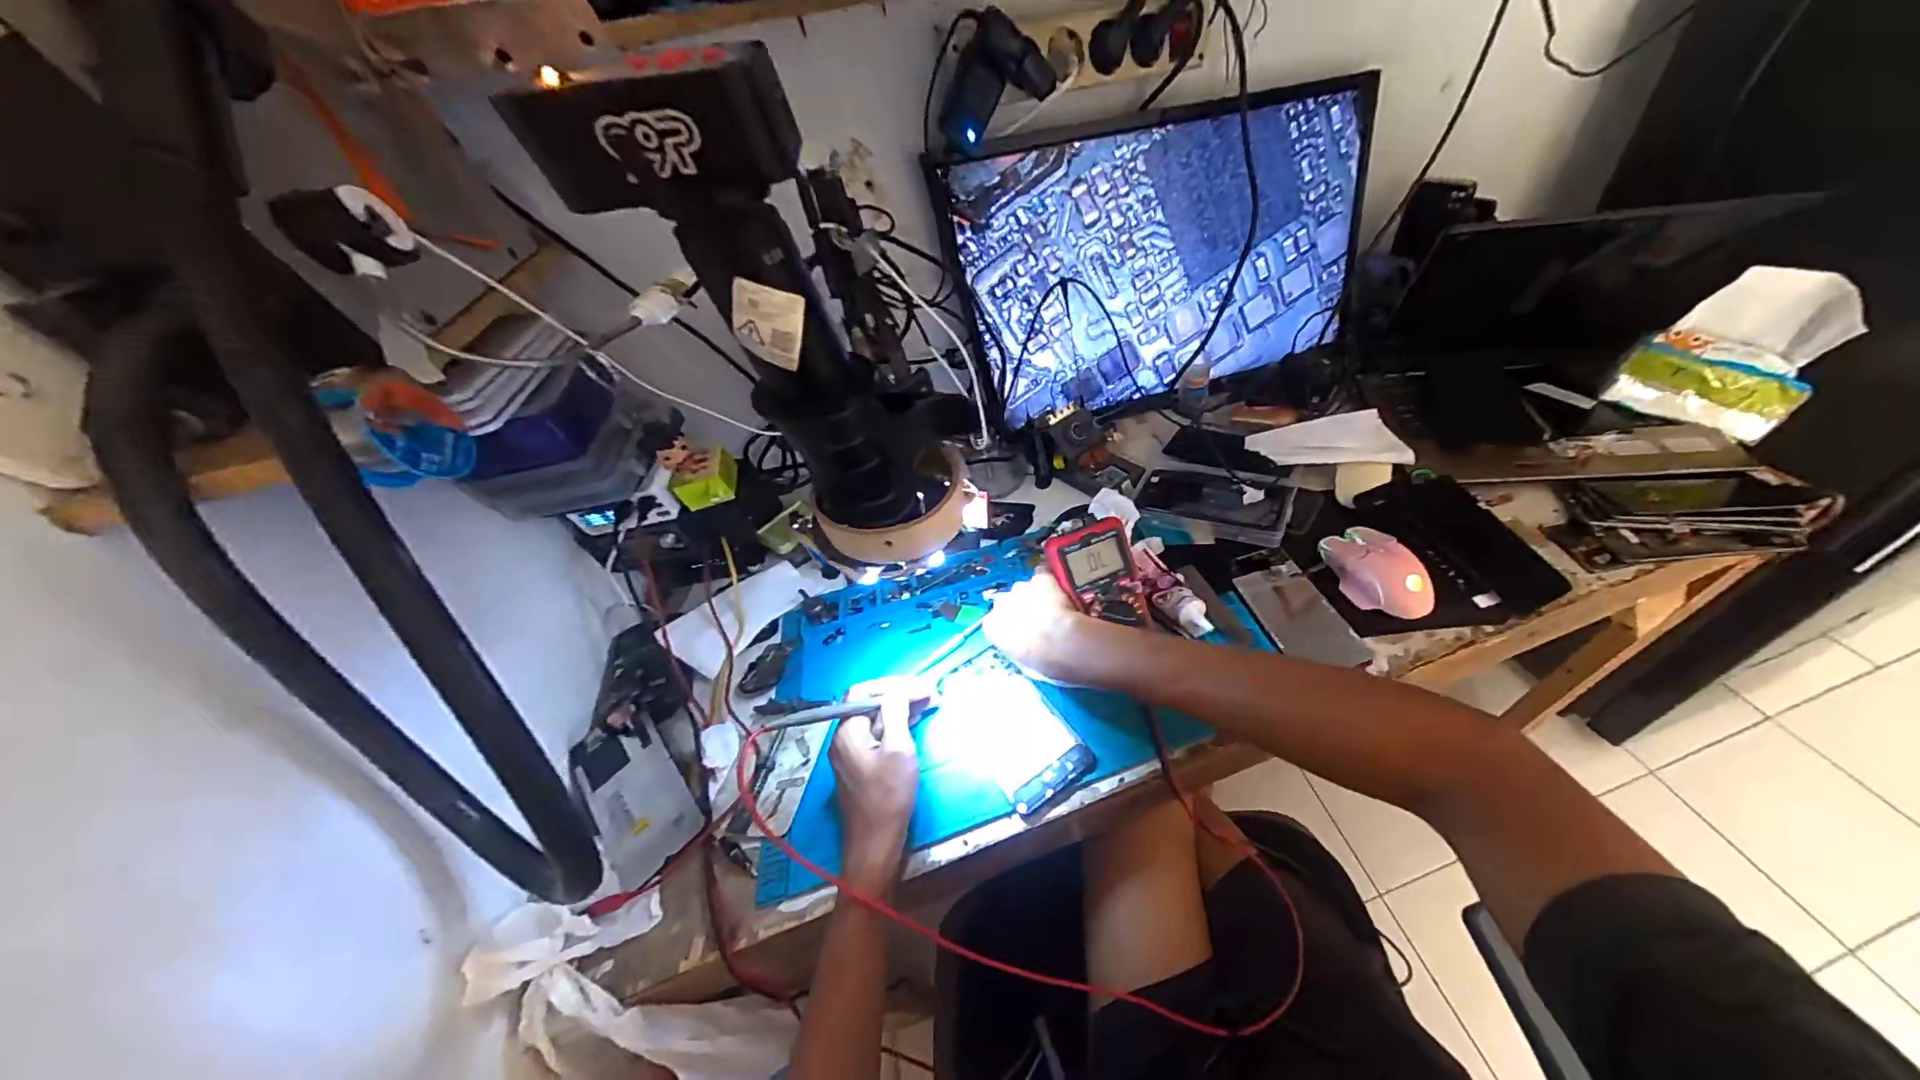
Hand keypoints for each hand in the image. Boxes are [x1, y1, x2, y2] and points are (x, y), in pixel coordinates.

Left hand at [830, 695, 918, 890]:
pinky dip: (894, 726)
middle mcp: (843, 739)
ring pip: (874, 720)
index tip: (920, 687)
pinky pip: (876, 736)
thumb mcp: (899, 750)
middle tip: (928, 693)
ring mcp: (849, 754)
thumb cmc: (889, 796)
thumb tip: (896, 690)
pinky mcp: (859, 767)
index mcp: (847, 732)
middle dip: (898, 695)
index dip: (892, 685)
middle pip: (868, 704)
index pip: (864, 692)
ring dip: (898, 710)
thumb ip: (895, 714)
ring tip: (926, 704)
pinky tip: (912, 724)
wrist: (875, 844)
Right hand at [981, 572, 1093, 683]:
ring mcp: (1021, 589)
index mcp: (993, 628)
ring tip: (1049, 606)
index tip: (1016, 632)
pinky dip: (1048, 581)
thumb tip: (1022, 645)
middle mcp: (1002, 604)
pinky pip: (1041, 576)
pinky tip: (1057, 589)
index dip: (1005, 625)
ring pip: (1023, 588)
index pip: (991, 622)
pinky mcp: (1041, 580)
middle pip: (1006, 601)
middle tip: (1035, 619)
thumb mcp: (1023, 661)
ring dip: (1032, 595)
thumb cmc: (1043, 662)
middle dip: (1017, 607)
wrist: (1062, 642)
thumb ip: (1017, 647)